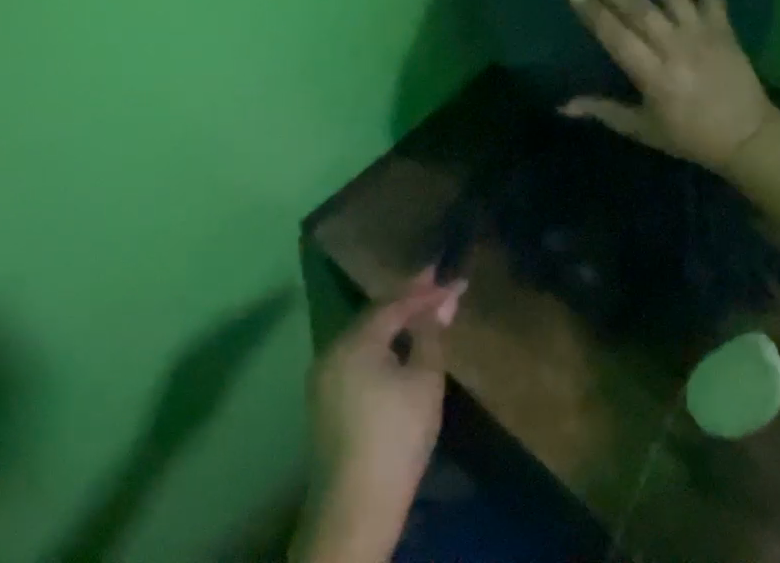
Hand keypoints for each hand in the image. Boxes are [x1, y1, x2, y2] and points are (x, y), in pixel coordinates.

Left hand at [310, 270, 464, 494]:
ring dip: (393, 320)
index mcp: (354, 342)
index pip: (394, 303)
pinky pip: (356, 354)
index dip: (426, 290)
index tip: (455, 278)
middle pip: (373, 314)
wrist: (358, 500)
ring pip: (363, 335)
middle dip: (407, 298)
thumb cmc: (399, 433)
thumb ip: (431, 335)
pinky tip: (399, 343)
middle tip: (437, 282)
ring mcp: (323, 377)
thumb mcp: (425, 378)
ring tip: (423, 309)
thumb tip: (442, 302)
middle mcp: (331, 351)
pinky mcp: (325, 399)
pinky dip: (380, 342)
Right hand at [561, 0, 777, 171]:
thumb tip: (563, 106)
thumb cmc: (691, 137)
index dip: (592, 11)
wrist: (748, 136)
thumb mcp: (644, 130)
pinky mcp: (723, 26)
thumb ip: (604, 111)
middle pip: (638, 8)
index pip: (615, 35)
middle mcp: (676, 47)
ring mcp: (702, 32)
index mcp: (655, 75)